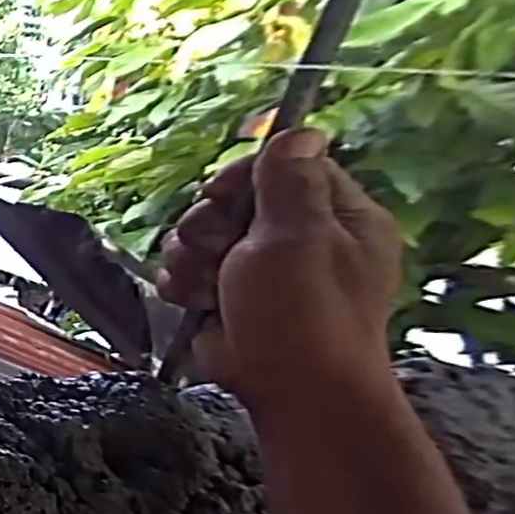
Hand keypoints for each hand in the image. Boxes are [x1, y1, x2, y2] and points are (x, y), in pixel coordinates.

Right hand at [155, 128, 402, 407]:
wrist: (284, 382)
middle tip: (216, 252)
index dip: (242, 176)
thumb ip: (289, 184)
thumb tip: (300, 131)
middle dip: (205, 227)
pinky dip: (180, 283)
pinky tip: (194, 300)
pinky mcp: (221, 290)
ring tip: (204, 286)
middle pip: (226, 203)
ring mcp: (255, 266)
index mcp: (334, 217)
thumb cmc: (300, 311)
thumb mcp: (296, 239)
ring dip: (187, 259)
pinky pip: (182, 268)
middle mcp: (296, 237)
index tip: (218, 194)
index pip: (282, 168)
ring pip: (194, 237)